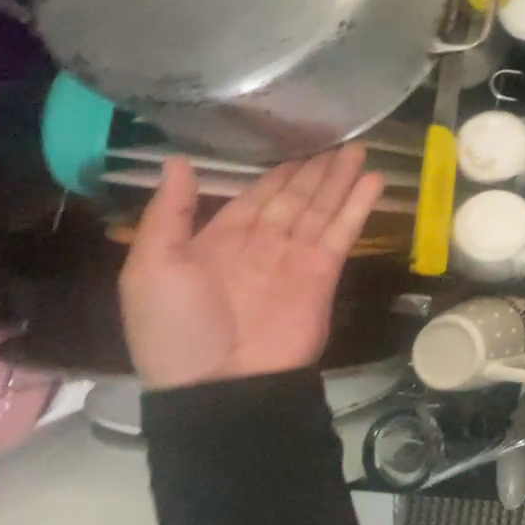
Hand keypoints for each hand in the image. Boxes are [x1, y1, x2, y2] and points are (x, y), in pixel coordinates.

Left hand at [119, 145, 384, 389]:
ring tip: (361, 151)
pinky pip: (343, 231)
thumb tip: (177, 160)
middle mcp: (262, 243)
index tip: (300, 148)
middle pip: (296, 197)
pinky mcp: (325, 271)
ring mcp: (296, 257)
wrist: (222, 382)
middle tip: (343, 142)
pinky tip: (374, 181)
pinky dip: (358, 205)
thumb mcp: (151, 269)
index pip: (255, 196)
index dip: (277, 173)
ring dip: (342, 179)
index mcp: (218, 240)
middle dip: (318, 171)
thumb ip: (168, 215)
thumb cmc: (176, 328)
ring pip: (322, 208)